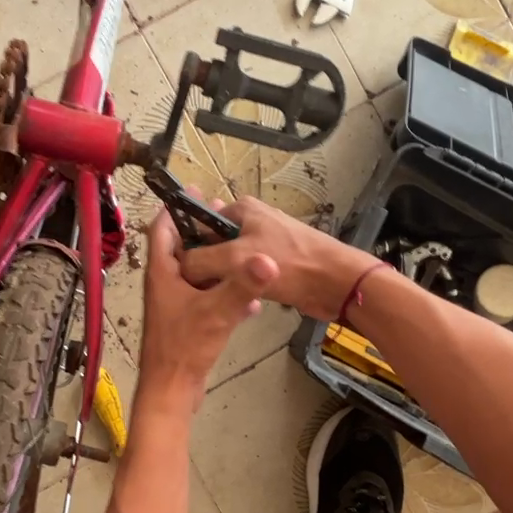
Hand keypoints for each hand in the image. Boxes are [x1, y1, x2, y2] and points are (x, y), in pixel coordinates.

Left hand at [138, 213, 277, 401]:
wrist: (172, 392)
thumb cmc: (185, 348)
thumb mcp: (219, 312)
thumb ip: (244, 285)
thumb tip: (268, 258)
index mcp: (162, 274)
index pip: (162, 230)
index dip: (177, 209)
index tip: (198, 193)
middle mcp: (165, 285)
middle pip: (182, 249)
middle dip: (205, 235)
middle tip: (230, 223)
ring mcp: (175, 305)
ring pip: (198, 275)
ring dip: (220, 266)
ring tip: (246, 255)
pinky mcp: (188, 323)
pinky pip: (208, 299)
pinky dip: (226, 295)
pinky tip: (252, 303)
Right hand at [177, 197, 371, 320]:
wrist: (336, 282)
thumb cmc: (289, 263)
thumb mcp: (236, 260)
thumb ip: (201, 261)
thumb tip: (180, 268)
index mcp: (241, 210)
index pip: (200, 223)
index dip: (186, 245)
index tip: (177, 271)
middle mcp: (250, 223)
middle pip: (212, 244)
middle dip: (203, 265)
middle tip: (194, 288)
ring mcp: (263, 245)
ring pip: (228, 263)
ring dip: (220, 279)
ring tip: (211, 297)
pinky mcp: (273, 267)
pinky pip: (244, 276)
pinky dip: (237, 287)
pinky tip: (233, 302)